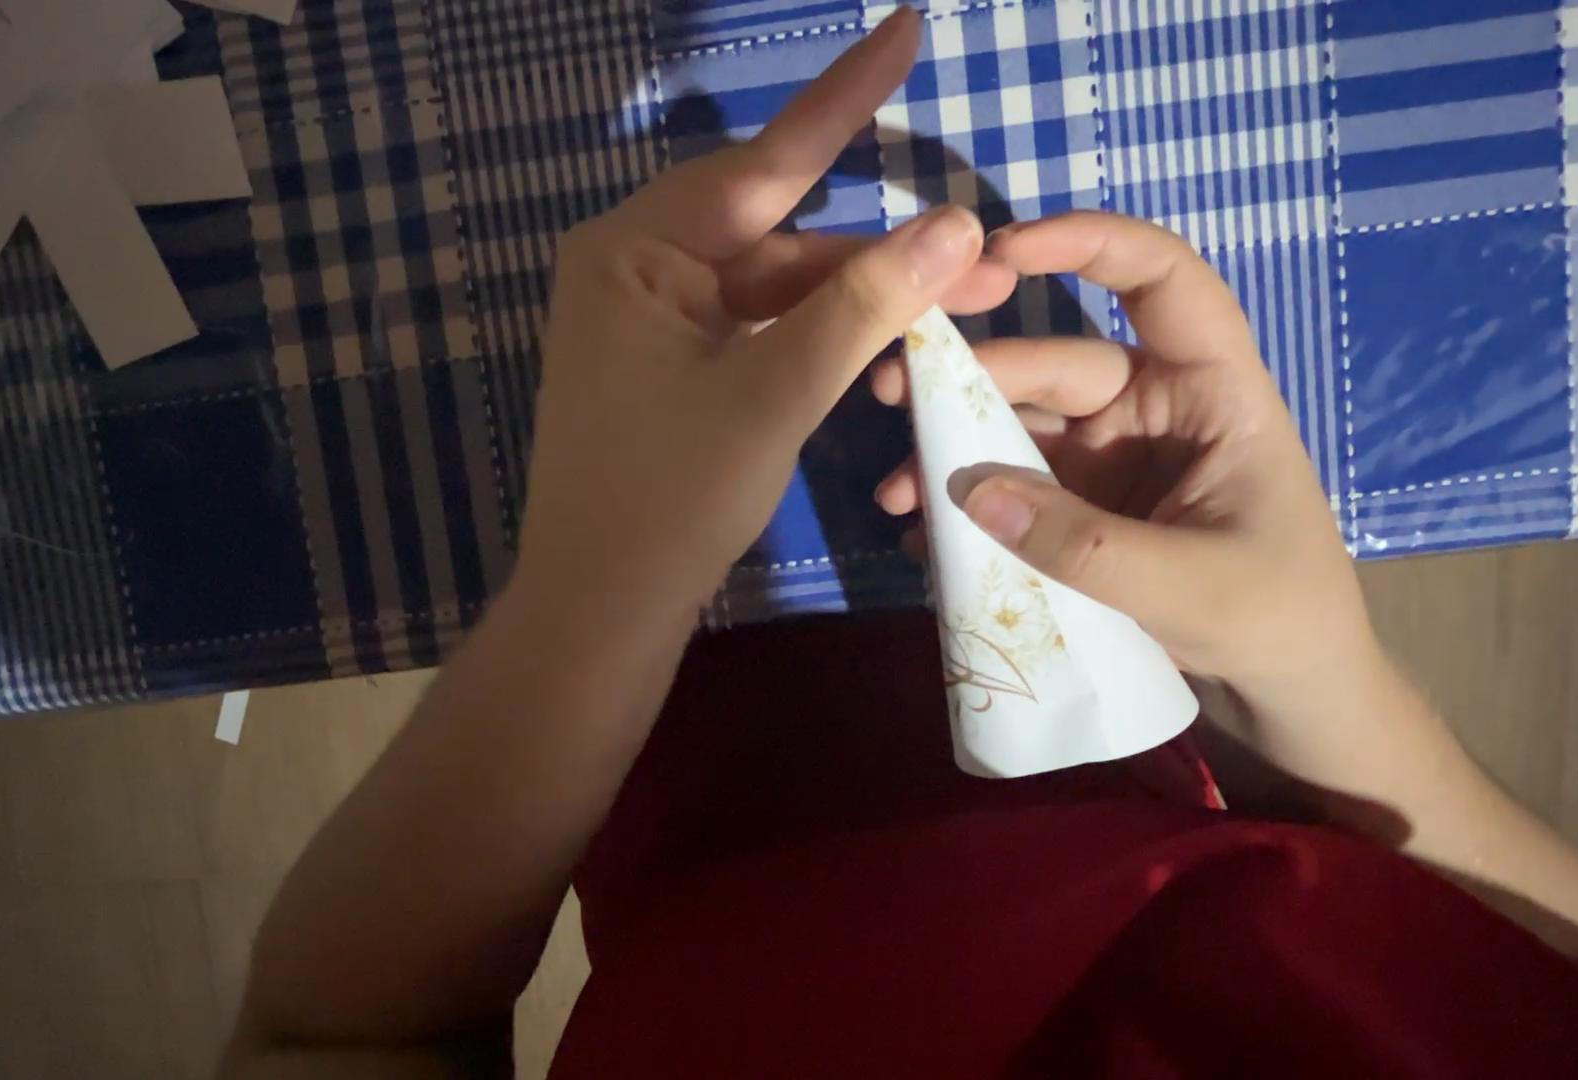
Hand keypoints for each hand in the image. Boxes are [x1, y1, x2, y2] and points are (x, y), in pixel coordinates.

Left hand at [515, 8, 1013, 625]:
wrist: (603, 607)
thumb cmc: (672, 497)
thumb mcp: (774, 392)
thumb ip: (860, 304)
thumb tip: (956, 224)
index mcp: (634, 252)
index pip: (760, 164)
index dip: (841, 99)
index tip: (905, 27)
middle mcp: (635, 275)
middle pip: (772, 238)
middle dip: (871, 251)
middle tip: (975, 253)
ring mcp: (650, 331)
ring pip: (768, 295)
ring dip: (848, 302)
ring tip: (949, 302)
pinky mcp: (668, 380)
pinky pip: (751, 339)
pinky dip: (810, 343)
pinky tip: (876, 344)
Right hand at [871, 211, 1377, 697]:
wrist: (1279, 700)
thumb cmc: (1275, 623)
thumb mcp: (1187, 585)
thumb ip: (1080, 542)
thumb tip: (969, 490)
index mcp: (1209, 393)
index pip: (1160, 283)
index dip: (1089, 246)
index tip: (1002, 252)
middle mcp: (1148, 412)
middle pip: (1051, 367)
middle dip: (970, 376)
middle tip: (891, 391)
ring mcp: (1101, 464)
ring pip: (1014, 431)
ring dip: (950, 453)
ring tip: (895, 494)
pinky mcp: (1069, 512)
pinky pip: (1006, 493)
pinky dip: (963, 510)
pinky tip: (922, 538)